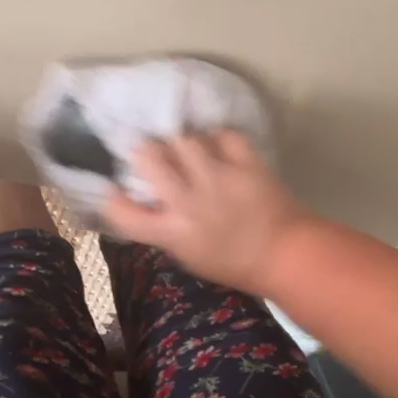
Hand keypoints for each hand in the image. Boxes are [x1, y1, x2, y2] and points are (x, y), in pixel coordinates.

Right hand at [102, 131, 320, 295]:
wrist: (285, 255)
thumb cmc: (234, 262)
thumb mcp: (189, 255)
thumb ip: (165, 227)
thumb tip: (147, 199)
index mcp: (172, 232)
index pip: (124, 214)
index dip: (112, 198)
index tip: (113, 188)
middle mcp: (189, 202)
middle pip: (149, 158)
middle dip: (146, 150)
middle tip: (153, 151)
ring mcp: (218, 179)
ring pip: (185, 139)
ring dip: (183, 142)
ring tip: (189, 146)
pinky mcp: (245, 164)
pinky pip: (223, 135)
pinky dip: (219, 138)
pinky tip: (219, 146)